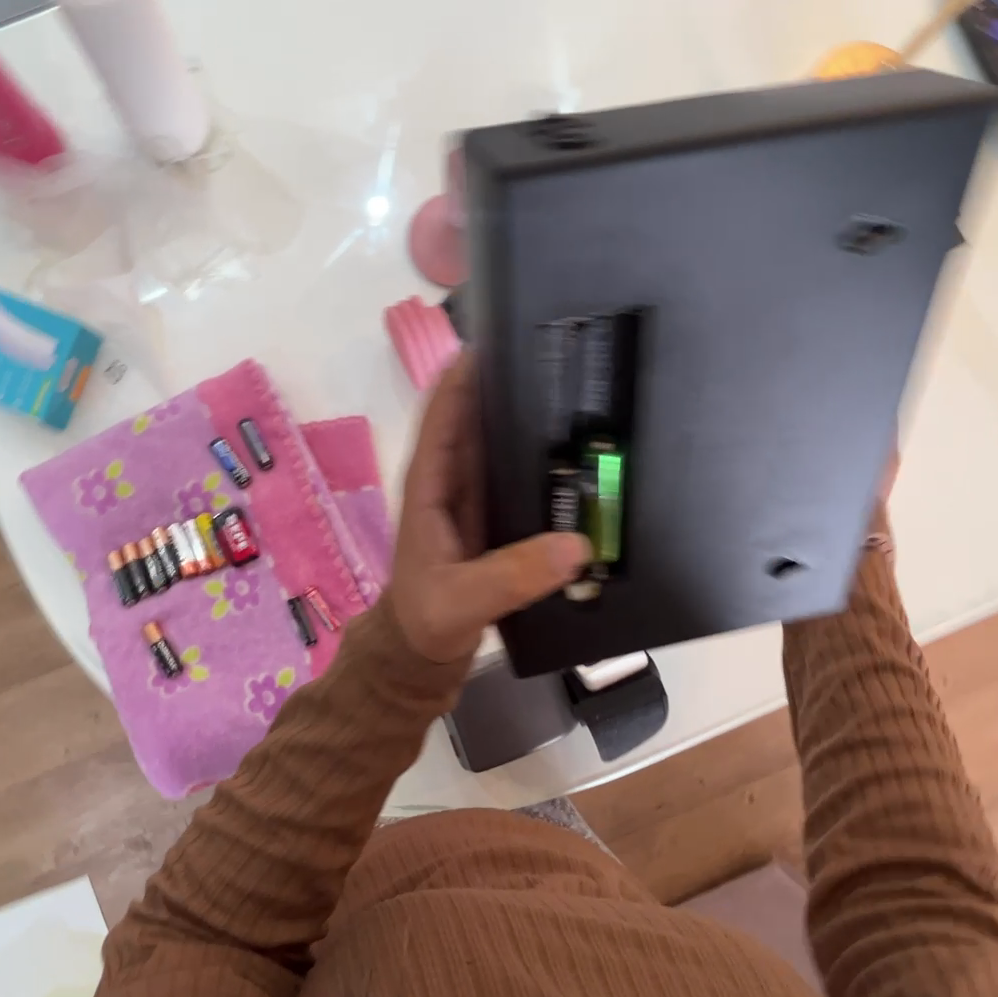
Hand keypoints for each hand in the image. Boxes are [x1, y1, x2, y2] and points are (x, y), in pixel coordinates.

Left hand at [390, 359, 591, 662]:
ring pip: (492, 446)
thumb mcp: (465, 599)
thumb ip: (514, 575)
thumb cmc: (427, 620)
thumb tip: (577, 546)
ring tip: (567, 387)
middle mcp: (448, 485)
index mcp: (429, 489)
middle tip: (549, 354)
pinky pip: (512, 477)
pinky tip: (570, 452)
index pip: (442, 418)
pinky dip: (533, 459)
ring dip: (519, 418)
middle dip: (499, 386)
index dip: (461, 378)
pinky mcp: (490, 522)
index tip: (493, 340)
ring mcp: (470, 502)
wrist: (420, 654)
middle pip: (471, 421)